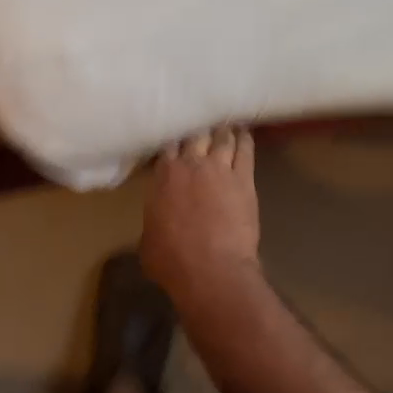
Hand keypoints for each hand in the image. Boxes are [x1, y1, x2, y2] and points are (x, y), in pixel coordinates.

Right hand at [141, 126, 260, 300]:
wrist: (211, 269)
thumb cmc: (173, 260)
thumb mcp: (148, 241)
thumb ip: (152, 220)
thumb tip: (155, 222)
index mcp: (164, 175)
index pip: (168, 144)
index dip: (173, 140)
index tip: (176, 138)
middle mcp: (190, 163)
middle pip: (195, 133)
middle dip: (198, 129)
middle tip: (201, 123)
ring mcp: (218, 167)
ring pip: (221, 137)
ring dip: (222, 129)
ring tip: (225, 122)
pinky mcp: (243, 178)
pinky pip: (245, 150)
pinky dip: (244, 138)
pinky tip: (245, 132)